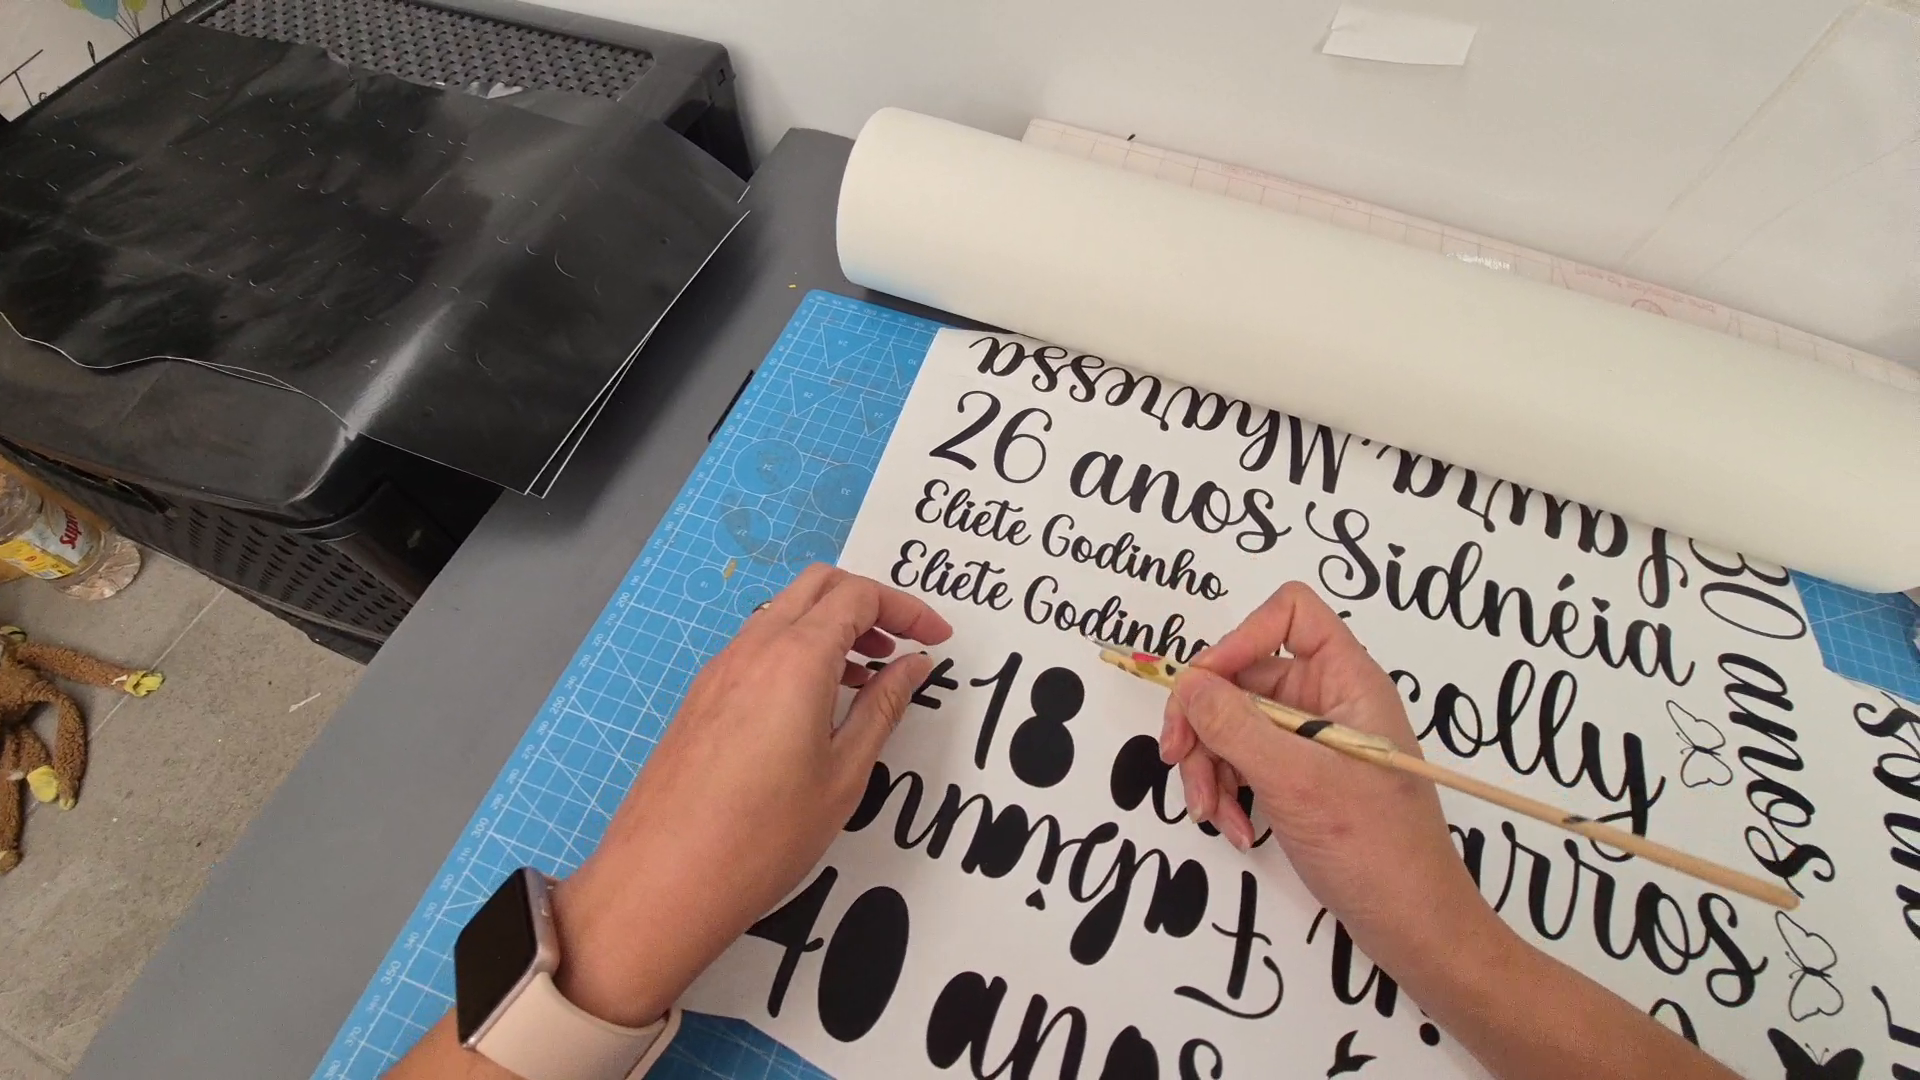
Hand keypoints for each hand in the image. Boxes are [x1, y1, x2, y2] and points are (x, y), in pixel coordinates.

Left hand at [551, 565, 951, 1026]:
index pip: (859, 596)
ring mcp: (721, 667)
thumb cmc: (767, 835)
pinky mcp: (702, 694)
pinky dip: (799, 648)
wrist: (659, 885)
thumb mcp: (844, 773)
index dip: (908, 608)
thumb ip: (883, 706)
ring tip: (865, 675)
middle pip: (819, 585)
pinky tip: (815, 701)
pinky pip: (760, 644)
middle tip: (900, 644)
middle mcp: (755, 645)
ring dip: (832, 624)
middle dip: (869, 601)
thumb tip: (914, 664)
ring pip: (786, 611)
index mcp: (796, 657)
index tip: (938, 639)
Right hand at [1159, 581, 1502, 967]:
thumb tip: (1185, 683)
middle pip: (1240, 675)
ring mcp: (1307, 736)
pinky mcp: (1294, 771)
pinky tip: (1233, 827)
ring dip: (1209, 765)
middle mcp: (1324, 697)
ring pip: (1230, 720)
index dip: (1241, 637)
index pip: (1289, 614)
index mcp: (1344, 679)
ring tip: (1212, 813)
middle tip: (1176, 757)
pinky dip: (1225, 788)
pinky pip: (1239, 757)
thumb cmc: (1372, 846)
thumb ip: (1233, 724)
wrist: (1414, 930)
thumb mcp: (1295, 779)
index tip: (1205, 686)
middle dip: (1203, 721)